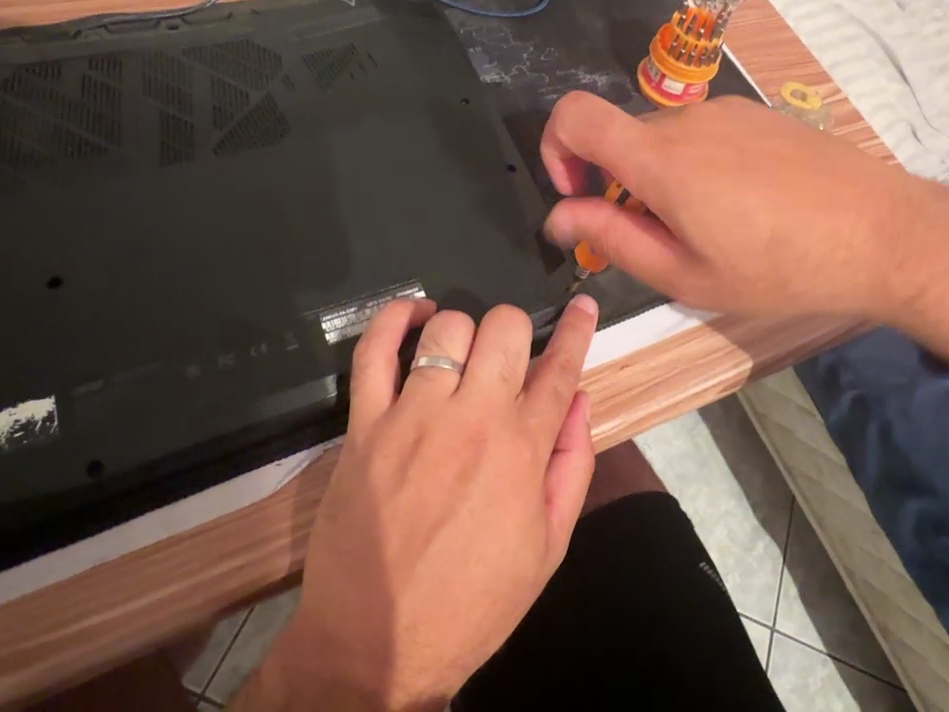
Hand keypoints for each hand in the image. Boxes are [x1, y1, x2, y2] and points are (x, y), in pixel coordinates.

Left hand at [243, 295, 599, 711]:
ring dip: (464, 330)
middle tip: (511, 354)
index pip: (561, 367)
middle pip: (505, 328)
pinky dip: (394, 319)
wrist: (378, 643)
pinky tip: (414, 317)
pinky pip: (373, 351)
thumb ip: (571, 465)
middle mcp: (474, 418)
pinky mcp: (365, 425)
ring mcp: (415, 417)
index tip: (583, 304)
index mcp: (523, 448)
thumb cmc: (474, 601)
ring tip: (463, 354)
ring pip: (448, 329)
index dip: (577, 329)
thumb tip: (581, 400)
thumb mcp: (549, 547)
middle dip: (517, 328)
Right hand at [539, 91, 948, 364]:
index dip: (555, 149)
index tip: (579, 195)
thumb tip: (559, 216)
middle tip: (658, 240)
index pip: (573, 114)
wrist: (885, 233)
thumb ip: (613, 239)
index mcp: (660, 158)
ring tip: (712, 230)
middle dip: (618, 184)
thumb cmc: (781, 268)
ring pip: (665, 138)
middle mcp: (687, 119)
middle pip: (621, 135)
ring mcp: (728, 111)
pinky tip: (746, 208)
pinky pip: (705, 134)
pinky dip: (698, 166)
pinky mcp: (760, 114)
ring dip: (662, 179)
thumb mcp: (687, 274)